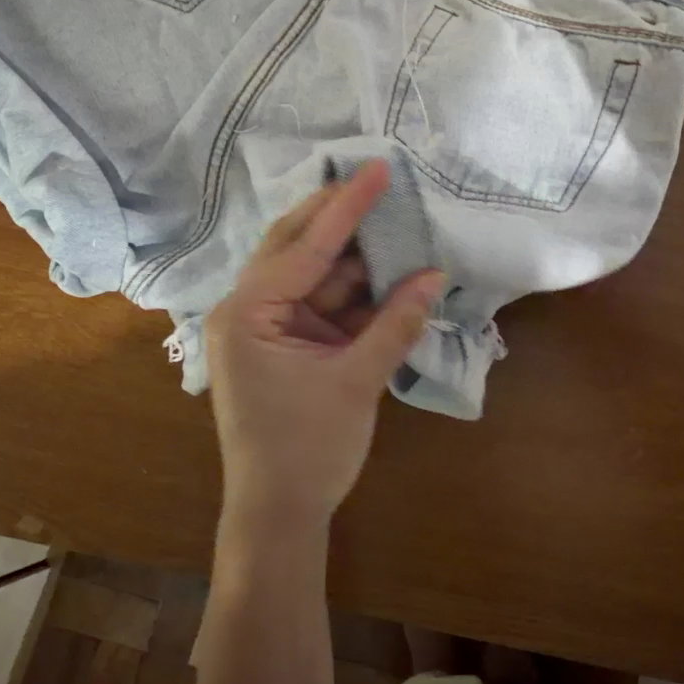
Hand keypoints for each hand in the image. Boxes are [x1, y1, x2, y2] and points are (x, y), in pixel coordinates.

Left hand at [206, 160, 444, 531]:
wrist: (279, 517)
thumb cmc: (308, 450)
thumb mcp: (356, 381)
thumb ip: (395, 324)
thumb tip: (434, 275)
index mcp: (248, 312)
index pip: (306, 247)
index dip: (347, 207)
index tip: (377, 167)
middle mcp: (248, 310)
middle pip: (298, 248)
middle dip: (341, 219)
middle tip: (381, 180)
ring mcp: (265, 329)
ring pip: (312, 277)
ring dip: (354, 259)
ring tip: (396, 222)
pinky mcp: (283, 348)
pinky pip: (319, 306)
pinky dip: (353, 295)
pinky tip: (388, 274)